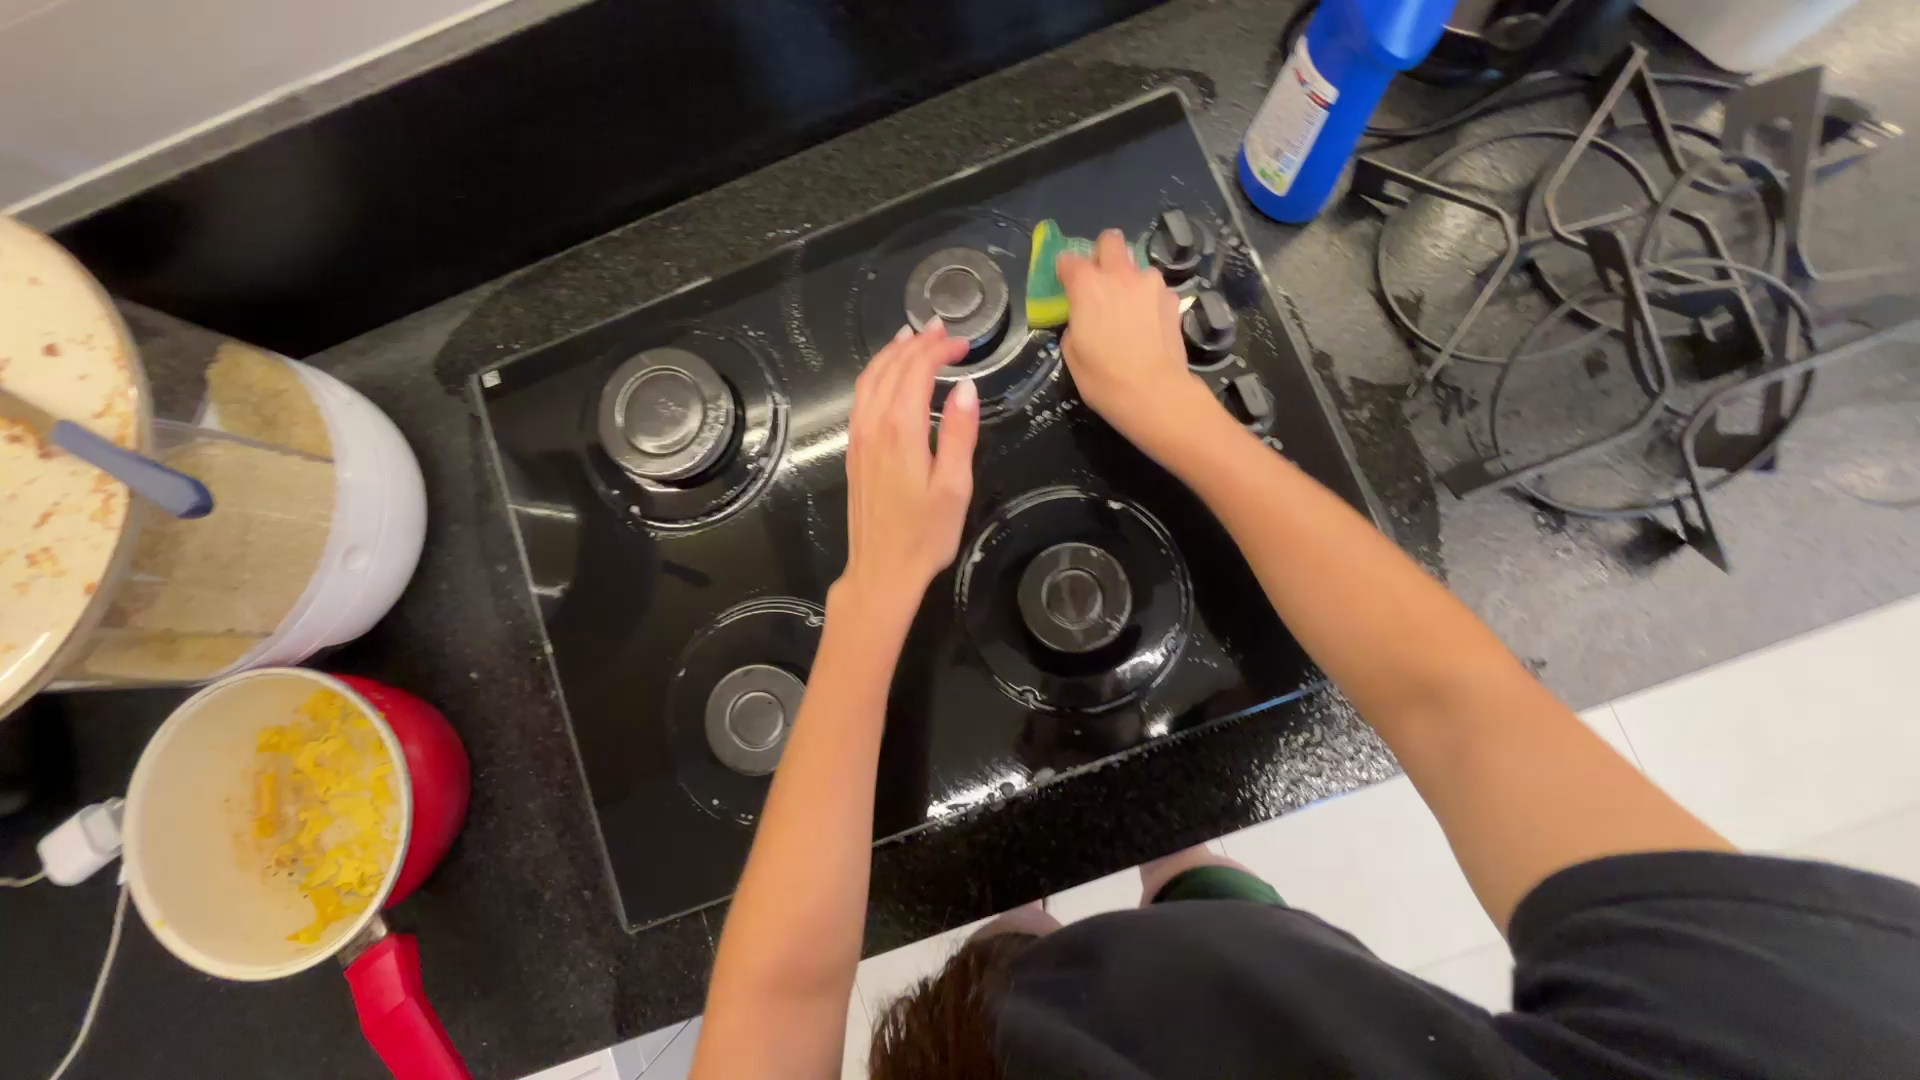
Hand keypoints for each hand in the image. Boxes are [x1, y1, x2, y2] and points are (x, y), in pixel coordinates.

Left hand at [838, 319, 979, 611]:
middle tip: (942, 329)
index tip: (965, 344)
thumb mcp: (954, 487)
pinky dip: (875, 375)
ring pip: (869, 379)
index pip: (917, 370)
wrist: (881, 570)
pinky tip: (887, 376)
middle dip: (917, 343)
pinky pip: (860, 398)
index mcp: (901, 430)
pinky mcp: (853, 451)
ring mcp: (858, 438)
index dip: (939, 349)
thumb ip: (958, 433)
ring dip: (891, 354)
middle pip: (891, 368)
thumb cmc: (925, 535)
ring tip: (912, 338)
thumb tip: (965, 387)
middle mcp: (874, 426)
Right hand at [1057, 230, 1222, 455]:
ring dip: (1129, 280)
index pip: (1069, 259)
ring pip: (1137, 267)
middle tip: (1100, 281)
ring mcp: (1151, 284)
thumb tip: (1082, 320)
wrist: (1154, 392)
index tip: (1065, 285)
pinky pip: (1155, 290)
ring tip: (1128, 311)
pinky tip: (1147, 325)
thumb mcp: (1072, 354)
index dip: (1065, 271)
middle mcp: (1120, 275)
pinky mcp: (1173, 299)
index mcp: (1088, 286)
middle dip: (1102, 254)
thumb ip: (1074, 325)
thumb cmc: (1103, 378)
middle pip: (1111, 241)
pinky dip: (1148, 300)